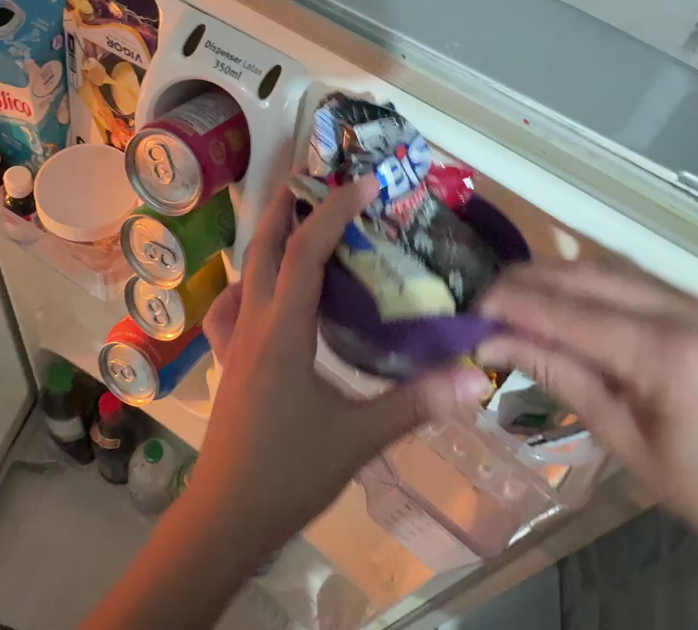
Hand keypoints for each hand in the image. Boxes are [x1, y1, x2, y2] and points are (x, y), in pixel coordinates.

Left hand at [190, 176, 491, 558]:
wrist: (223, 519)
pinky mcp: (230, 364)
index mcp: (283, 332)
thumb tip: (474, 376)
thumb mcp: (358, 438)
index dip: (332, 212)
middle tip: (319, 179)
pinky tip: (267, 294)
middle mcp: (254, 325)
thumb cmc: (287, 474)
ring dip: (268, 239)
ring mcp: (235, 344)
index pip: (304, 253)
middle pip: (262, 247)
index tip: (363, 184)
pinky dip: (251, 284)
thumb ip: (415, 403)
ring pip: (245, 273)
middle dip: (286, 205)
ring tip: (299, 225)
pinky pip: (234, 308)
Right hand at [476, 260, 697, 629]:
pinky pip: (636, 281)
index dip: (512, 306)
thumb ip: (561, 377)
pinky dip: (592, 283)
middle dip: (528, 283)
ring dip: (557, 278)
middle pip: (587, 277)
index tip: (469, 310)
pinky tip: (564, 297)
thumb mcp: (622, 440)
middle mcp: (686, 310)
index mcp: (666, 352)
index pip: (568, 313)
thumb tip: (495, 342)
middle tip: (482, 299)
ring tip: (512, 296)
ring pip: (610, 270)